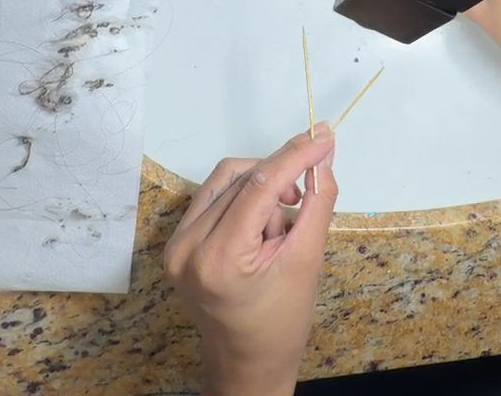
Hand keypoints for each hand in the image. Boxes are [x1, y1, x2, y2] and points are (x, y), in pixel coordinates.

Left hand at [165, 128, 337, 395]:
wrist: (247, 365)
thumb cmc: (282, 323)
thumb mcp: (308, 260)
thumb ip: (318, 201)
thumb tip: (323, 154)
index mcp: (217, 258)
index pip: (259, 184)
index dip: (295, 155)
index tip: (324, 135)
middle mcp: (187, 246)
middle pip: (244, 178)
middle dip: (282, 178)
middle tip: (306, 197)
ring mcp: (177, 243)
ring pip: (229, 179)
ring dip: (263, 186)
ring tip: (280, 224)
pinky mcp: (178, 240)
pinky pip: (216, 193)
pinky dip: (246, 193)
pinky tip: (263, 220)